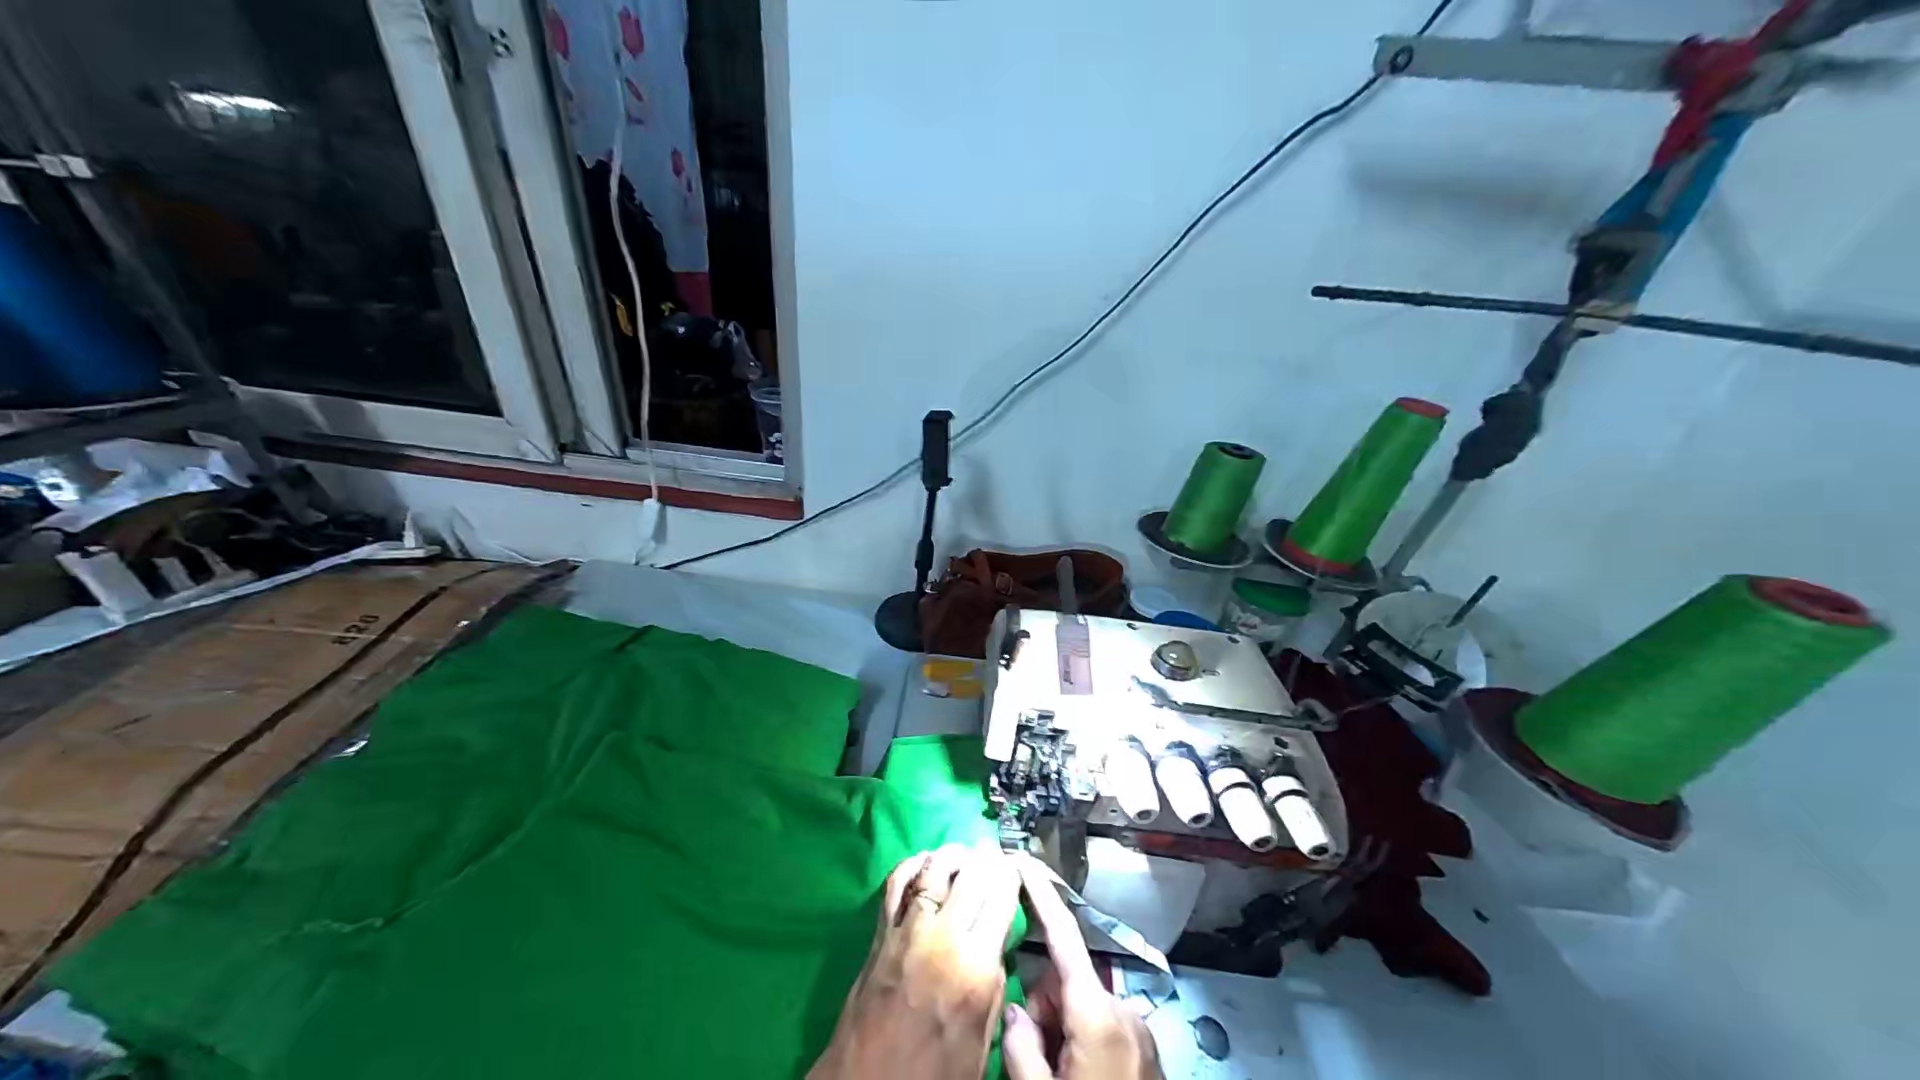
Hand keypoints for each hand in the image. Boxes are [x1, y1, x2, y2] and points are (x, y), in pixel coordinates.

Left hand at [809, 844, 1021, 1079]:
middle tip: (997, 857)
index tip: (1018, 870)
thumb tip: (997, 944)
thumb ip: (993, 985)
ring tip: (967, 854)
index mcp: (974, 968)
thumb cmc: (932, 1075)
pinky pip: (897, 882)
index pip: (1001, 896)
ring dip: (955, 855)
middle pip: (972, 873)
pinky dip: (914, 864)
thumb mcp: (981, 1041)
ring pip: (934, 868)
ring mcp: (907, 929)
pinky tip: (926, 861)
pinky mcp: (880, 932)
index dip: (1012, 875)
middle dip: (988, 859)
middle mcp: (943, 937)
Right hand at [1003, 856, 1162, 1079]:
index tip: (1024, 862)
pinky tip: (1081, 1078)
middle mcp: (1122, 1010)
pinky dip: (1083, 1042)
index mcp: (1096, 1014)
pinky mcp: (1146, 1050)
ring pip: (1081, 1007)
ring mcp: (1138, 1030)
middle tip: (1037, 1060)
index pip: (1064, 937)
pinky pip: (1102, 1026)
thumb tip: (1016, 1011)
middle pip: (1065, 982)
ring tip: (1060, 1076)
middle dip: (1044, 1011)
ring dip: (1062, 1033)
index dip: (1042, 896)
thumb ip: (1020, 1045)